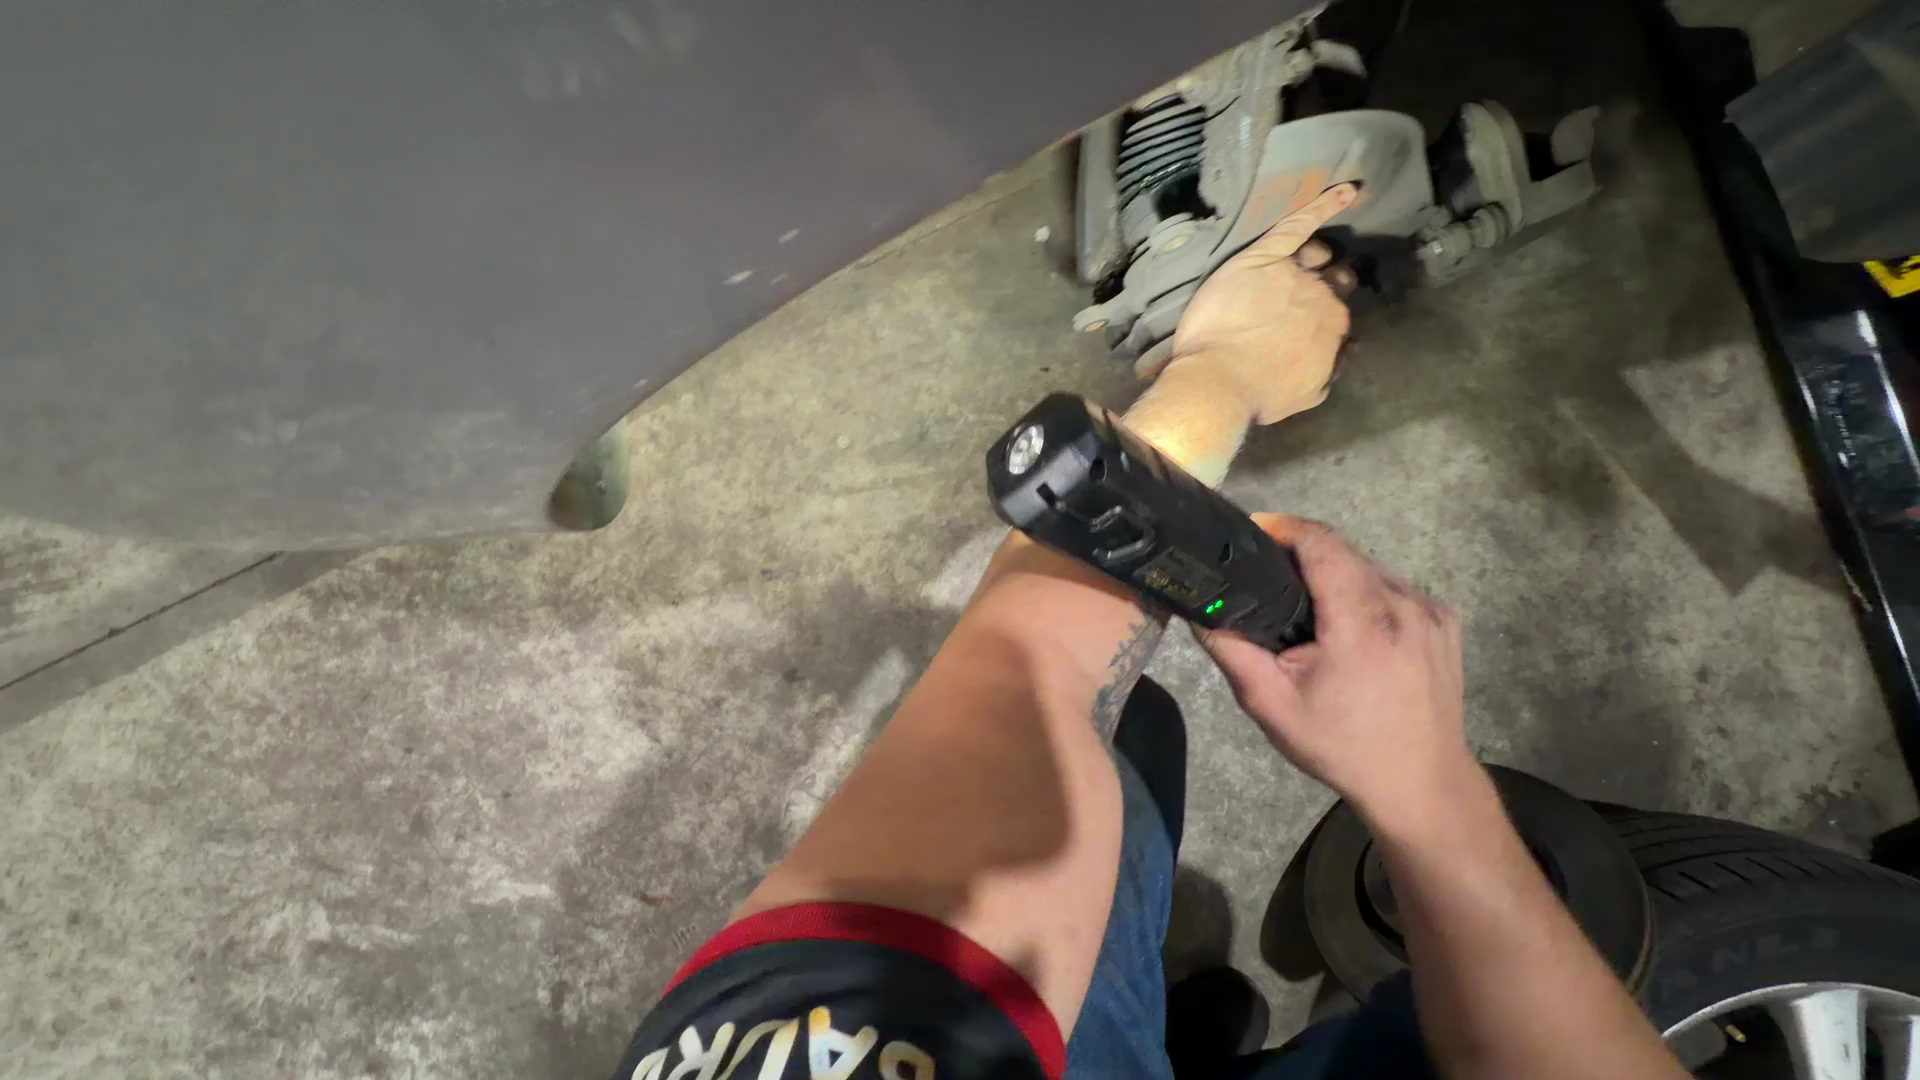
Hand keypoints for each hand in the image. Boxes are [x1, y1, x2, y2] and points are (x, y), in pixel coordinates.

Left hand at [1157, 184, 1359, 423]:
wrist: (1219, 382)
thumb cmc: (1257, 394)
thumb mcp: (1308, 393)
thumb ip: (1331, 368)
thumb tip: (1345, 352)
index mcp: (1334, 327)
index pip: (1337, 310)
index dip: (1322, 314)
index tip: (1308, 321)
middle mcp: (1322, 296)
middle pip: (1333, 279)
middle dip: (1325, 283)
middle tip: (1302, 295)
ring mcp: (1293, 274)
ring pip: (1314, 254)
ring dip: (1312, 256)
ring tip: (1300, 262)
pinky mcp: (1262, 258)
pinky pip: (1296, 225)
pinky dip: (1321, 205)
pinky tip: (1344, 191)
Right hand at [1196, 514, 1475, 829]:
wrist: (1421, 784)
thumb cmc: (1340, 745)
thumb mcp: (1270, 704)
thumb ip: (1230, 651)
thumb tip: (1198, 610)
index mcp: (1361, 623)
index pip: (1323, 545)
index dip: (1286, 528)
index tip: (1253, 530)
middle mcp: (1403, 605)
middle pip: (1344, 552)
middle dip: (1303, 553)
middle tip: (1265, 575)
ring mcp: (1431, 611)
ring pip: (1370, 567)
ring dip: (1334, 573)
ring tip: (1303, 604)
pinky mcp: (1446, 620)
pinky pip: (1393, 587)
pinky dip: (1363, 592)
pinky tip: (1347, 624)